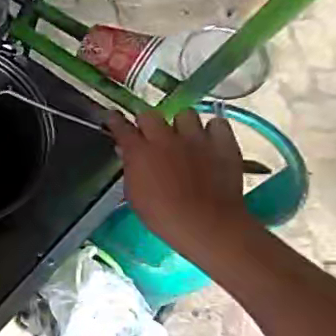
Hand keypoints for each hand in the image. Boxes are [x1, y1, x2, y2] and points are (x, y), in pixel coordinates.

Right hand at [105, 109, 260, 257]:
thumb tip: (128, 152)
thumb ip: (131, 168)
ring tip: (182, 135)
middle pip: (151, 114)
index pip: (121, 127)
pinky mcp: (223, 143)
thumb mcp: (133, 192)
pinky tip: (208, 139)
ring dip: (180, 123)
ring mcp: (197, 139)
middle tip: (149, 132)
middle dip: (147, 121)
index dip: (115, 120)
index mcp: (139, 152)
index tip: (112, 117)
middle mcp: (166, 139)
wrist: (204, 222)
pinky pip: (217, 123)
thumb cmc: (160, 214)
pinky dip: (211, 129)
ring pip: (185, 114)